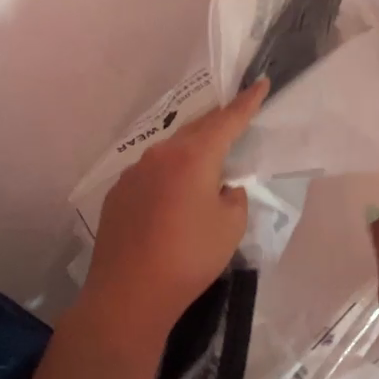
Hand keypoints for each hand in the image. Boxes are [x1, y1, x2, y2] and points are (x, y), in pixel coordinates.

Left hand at [82, 80, 267, 340]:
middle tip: (236, 119)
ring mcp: (134, 173)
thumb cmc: (189, 258)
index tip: (260, 83)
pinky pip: (151, 173)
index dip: (247, 102)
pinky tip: (173, 198)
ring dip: (191, 152)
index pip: (228, 120)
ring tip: (206, 165)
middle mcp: (161, 155)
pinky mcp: (118, 194)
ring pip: (171, 151)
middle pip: (197, 130)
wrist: (128, 296)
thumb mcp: (231, 225)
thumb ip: (233, 195)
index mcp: (194, 156)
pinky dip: (168, 175)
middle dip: (218, 124)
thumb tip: (220, 188)